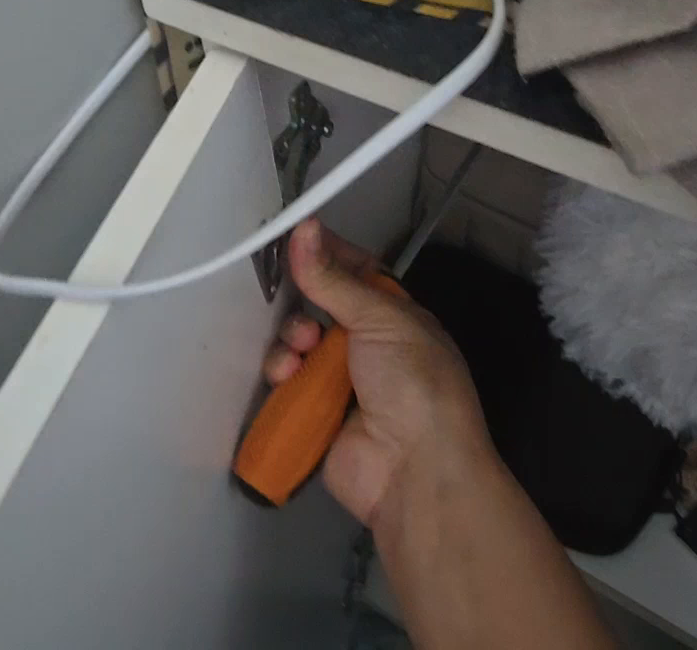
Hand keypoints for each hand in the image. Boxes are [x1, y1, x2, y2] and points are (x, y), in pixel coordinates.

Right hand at [261, 219, 493, 526]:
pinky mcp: (314, 411)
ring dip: (292, 339)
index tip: (294, 236)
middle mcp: (367, 343)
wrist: (414, 470)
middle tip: (302, 307)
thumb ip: (334, 278)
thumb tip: (304, 227)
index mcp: (395, 315)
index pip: (356, 271)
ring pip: (298, 341)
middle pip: (319, 305)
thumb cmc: (412, 381)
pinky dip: (282, 373)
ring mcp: (340, 379)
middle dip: (303, 301)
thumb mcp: (381, 320)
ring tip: (300, 352)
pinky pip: (287, 380)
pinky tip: (287, 376)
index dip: (327, 253)